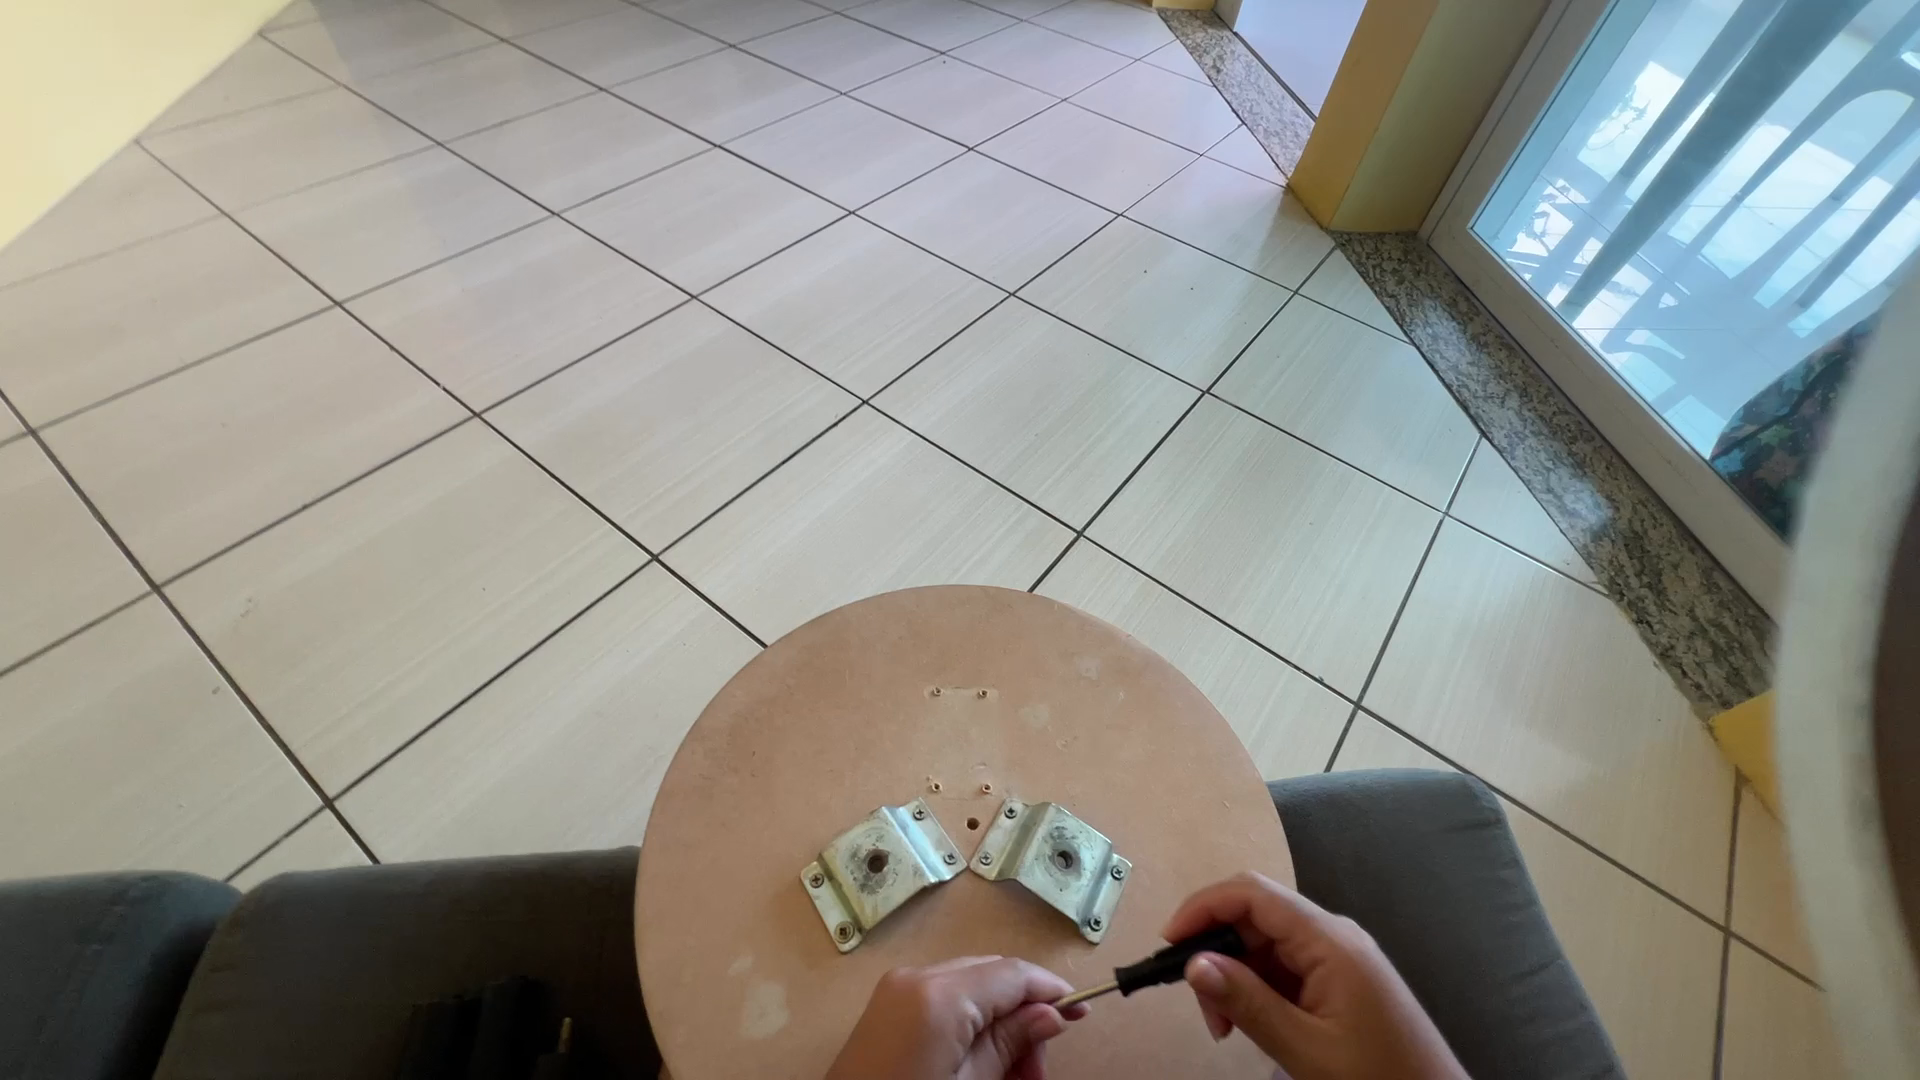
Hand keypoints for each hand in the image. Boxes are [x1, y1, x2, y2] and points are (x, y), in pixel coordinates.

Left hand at [824, 956, 1088, 1079]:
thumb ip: (1010, 1044)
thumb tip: (1052, 1014)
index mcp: (938, 994)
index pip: (1010, 974)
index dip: (1050, 989)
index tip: (1082, 1008)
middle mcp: (917, 976)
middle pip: (991, 974)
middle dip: (1023, 1012)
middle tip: (1040, 1069)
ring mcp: (898, 987)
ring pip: (970, 985)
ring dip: (999, 1019)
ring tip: (1014, 1075)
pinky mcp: (889, 1003)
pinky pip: (944, 997)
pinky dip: (970, 1021)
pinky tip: (983, 1061)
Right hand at [1163, 873, 1466, 1079]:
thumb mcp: (1307, 1051)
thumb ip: (1248, 1003)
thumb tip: (1192, 963)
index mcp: (1329, 939)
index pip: (1251, 893)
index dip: (1203, 907)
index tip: (1169, 941)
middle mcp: (1333, 934)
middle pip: (1254, 916)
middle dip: (1216, 950)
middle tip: (1203, 1006)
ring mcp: (1339, 955)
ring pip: (1264, 942)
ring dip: (1234, 974)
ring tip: (1225, 1026)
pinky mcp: (1341, 978)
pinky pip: (1283, 964)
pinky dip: (1257, 987)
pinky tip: (1250, 1021)